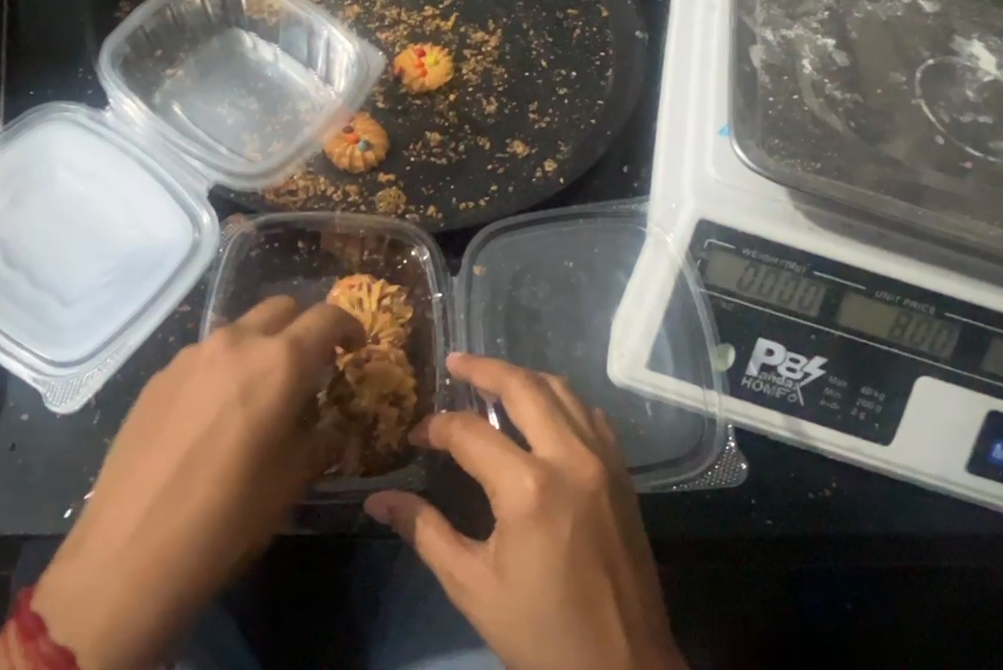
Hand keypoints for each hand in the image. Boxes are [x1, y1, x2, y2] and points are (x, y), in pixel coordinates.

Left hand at [29, 297, 363, 669]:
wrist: (131, 551)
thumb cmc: (229, 517)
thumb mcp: (293, 480)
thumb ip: (319, 439)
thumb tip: (329, 427)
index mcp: (279, 363)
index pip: (326, 317)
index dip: (349, 327)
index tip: (354, 349)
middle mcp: (235, 344)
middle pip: (280, 308)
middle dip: (303, 329)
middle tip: (310, 368)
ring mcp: (190, 357)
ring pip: (238, 331)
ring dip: (260, 348)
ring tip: (258, 396)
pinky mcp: (158, 378)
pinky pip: (204, 358)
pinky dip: (223, 371)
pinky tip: (213, 418)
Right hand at [365, 354, 684, 669]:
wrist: (624, 669)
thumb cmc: (541, 631)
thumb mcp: (472, 586)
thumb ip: (425, 532)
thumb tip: (378, 499)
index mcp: (528, 488)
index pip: (470, 432)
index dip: (436, 428)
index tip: (415, 436)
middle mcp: (570, 458)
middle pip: (523, 387)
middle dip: (483, 368)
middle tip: (454, 363)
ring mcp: (604, 462)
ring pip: (563, 392)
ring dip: (524, 378)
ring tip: (492, 379)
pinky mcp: (623, 474)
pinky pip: (591, 416)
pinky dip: (561, 402)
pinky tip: (542, 413)